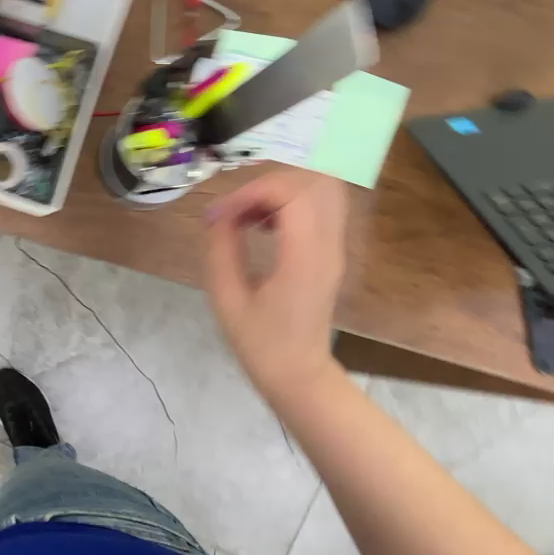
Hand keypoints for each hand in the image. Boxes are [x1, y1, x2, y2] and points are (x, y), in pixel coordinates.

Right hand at [203, 169, 350, 400]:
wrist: (298, 373)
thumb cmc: (259, 342)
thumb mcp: (226, 298)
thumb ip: (222, 249)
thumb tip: (218, 215)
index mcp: (303, 259)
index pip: (293, 194)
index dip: (252, 191)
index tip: (222, 214)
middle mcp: (328, 246)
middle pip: (316, 181)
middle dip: (269, 183)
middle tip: (237, 207)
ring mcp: (335, 247)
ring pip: (323, 188)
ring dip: (282, 190)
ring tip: (249, 214)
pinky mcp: (331, 251)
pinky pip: (321, 207)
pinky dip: (291, 202)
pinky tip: (263, 225)